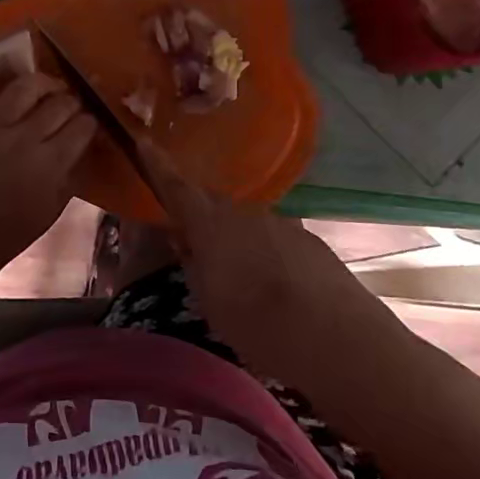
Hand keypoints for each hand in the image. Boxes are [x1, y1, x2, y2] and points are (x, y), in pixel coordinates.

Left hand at [0, 67, 97, 272]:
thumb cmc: (19, 226)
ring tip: (50, 88)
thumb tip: (88, 140)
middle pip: (58, 104)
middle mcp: (22, 139)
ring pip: (23, 87)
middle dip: (73, 103)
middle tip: (74, 109)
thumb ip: (73, 167)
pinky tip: (4, 70)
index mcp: (49, 163)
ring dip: (43, 83)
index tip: (91, 126)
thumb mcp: (58, 202)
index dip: (91, 123)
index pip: (82, 126)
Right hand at [139, 144, 364, 374]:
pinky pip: (274, 237)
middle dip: (197, 212)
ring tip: (234, 271)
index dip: (157, 165)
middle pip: (211, 201)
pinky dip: (264, 251)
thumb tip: (187, 242)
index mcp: (209, 223)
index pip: (175, 185)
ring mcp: (280, 222)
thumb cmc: (256, 322)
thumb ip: (193, 263)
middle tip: (188, 235)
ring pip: (245, 221)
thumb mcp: (207, 299)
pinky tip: (271, 282)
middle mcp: (243, 212)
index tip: (143, 141)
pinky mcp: (309, 240)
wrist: (336, 337)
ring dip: (233, 236)